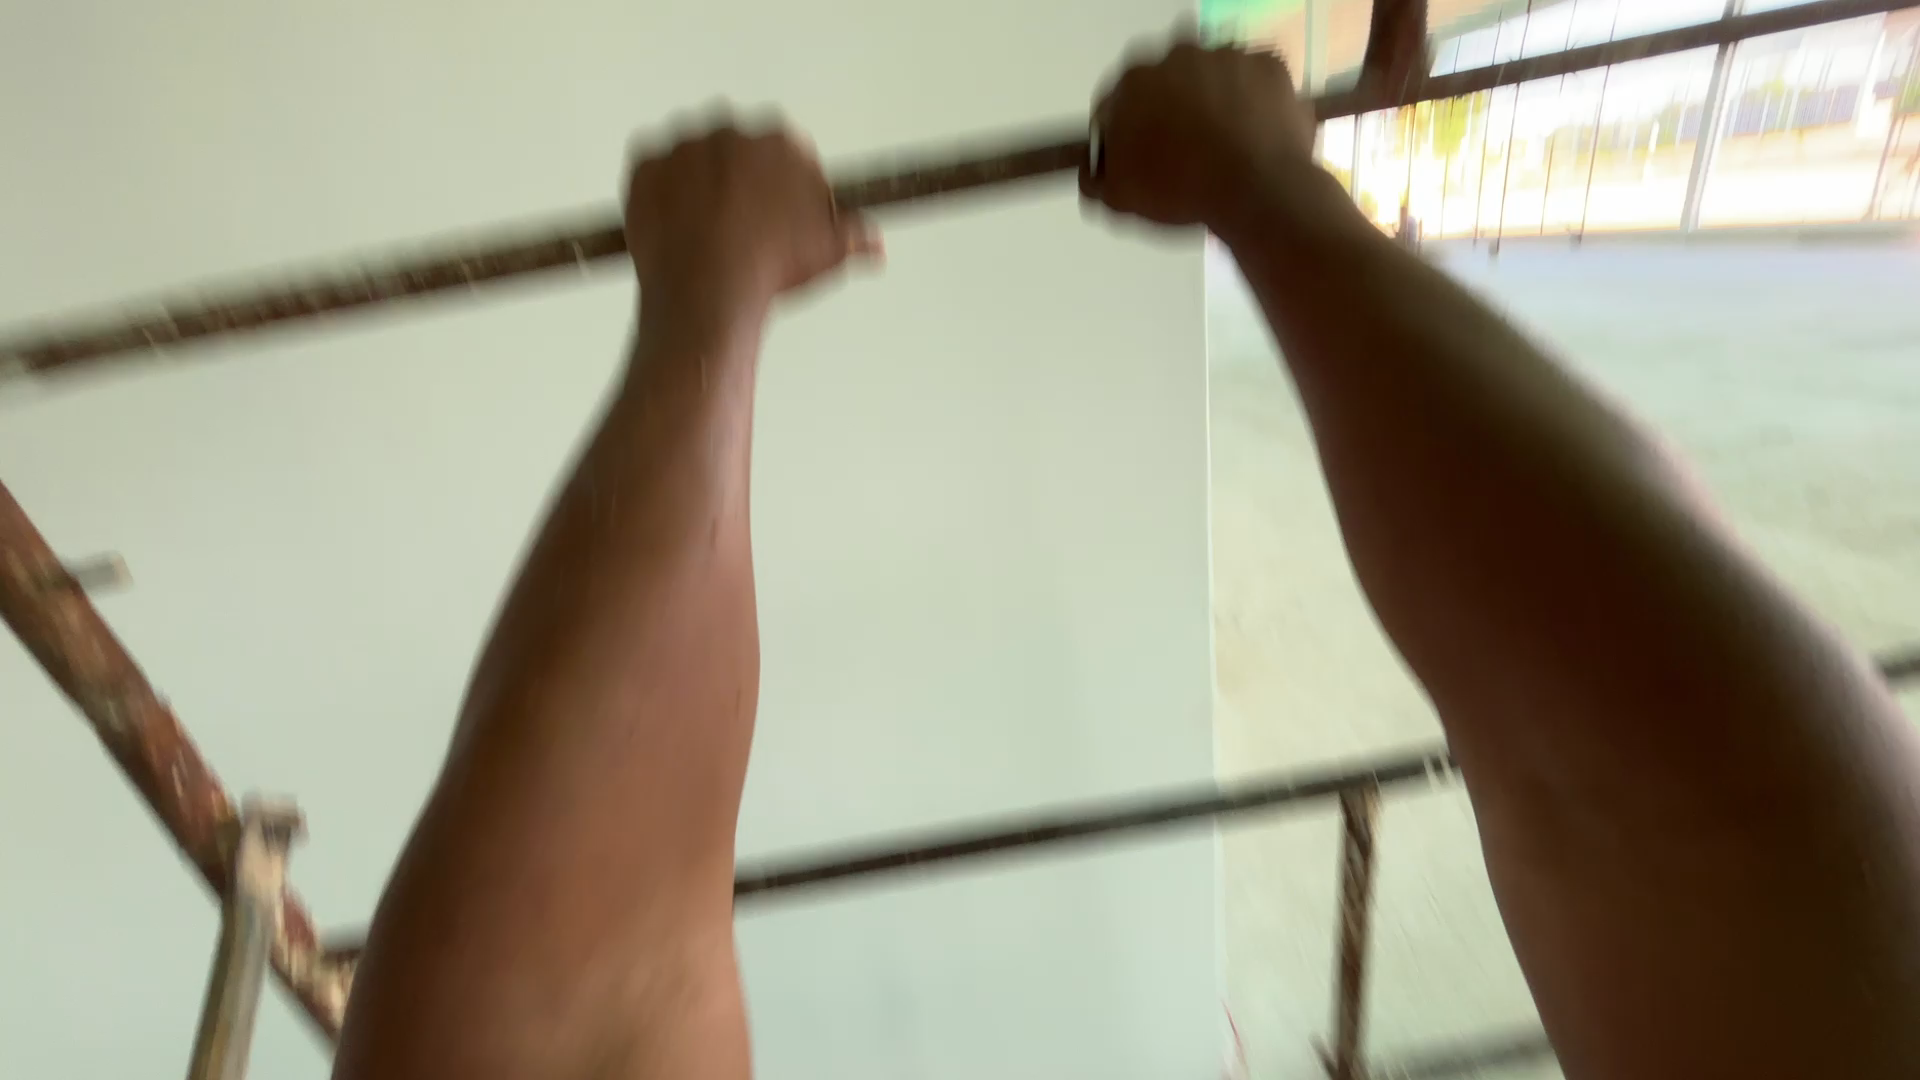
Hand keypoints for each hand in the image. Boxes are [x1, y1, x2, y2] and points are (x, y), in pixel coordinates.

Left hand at [624, 117, 883, 315]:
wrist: (709, 290)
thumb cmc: (773, 267)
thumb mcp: (830, 253)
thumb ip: (854, 237)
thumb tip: (875, 244)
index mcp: (778, 141)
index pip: (790, 155)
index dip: (791, 191)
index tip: (787, 219)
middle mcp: (728, 128)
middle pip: (741, 154)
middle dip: (746, 185)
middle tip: (751, 232)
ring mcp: (681, 144)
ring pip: (698, 164)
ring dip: (705, 189)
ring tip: (715, 237)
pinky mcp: (645, 164)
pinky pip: (658, 178)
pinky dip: (667, 199)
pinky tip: (684, 233)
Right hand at [1084, 42, 1316, 230]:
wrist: (1255, 188)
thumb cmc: (1181, 190)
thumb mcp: (1119, 199)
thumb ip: (1095, 178)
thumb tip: (1093, 172)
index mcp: (1132, 83)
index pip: (1115, 105)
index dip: (1123, 134)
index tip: (1134, 158)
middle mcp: (1177, 55)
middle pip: (1163, 84)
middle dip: (1166, 111)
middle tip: (1176, 154)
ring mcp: (1226, 54)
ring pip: (1208, 78)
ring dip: (1207, 104)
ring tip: (1215, 148)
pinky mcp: (1267, 63)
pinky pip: (1250, 81)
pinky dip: (1247, 104)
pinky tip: (1246, 137)